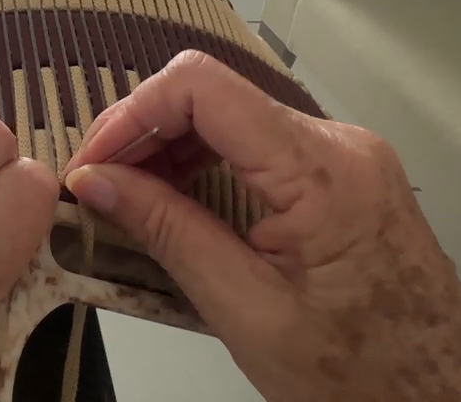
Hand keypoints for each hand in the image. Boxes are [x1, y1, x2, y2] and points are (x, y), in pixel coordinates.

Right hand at [63, 52, 460, 401]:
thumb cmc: (366, 385)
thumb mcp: (249, 313)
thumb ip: (168, 232)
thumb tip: (95, 181)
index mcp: (324, 172)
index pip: (202, 87)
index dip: (133, 112)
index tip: (94, 160)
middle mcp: (338, 142)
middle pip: (209, 94)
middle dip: (141, 130)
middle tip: (98, 179)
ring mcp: (342, 153)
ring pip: (224, 111)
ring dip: (165, 143)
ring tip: (125, 188)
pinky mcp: (338, 170)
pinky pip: (249, 138)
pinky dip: (199, 157)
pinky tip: (171, 193)